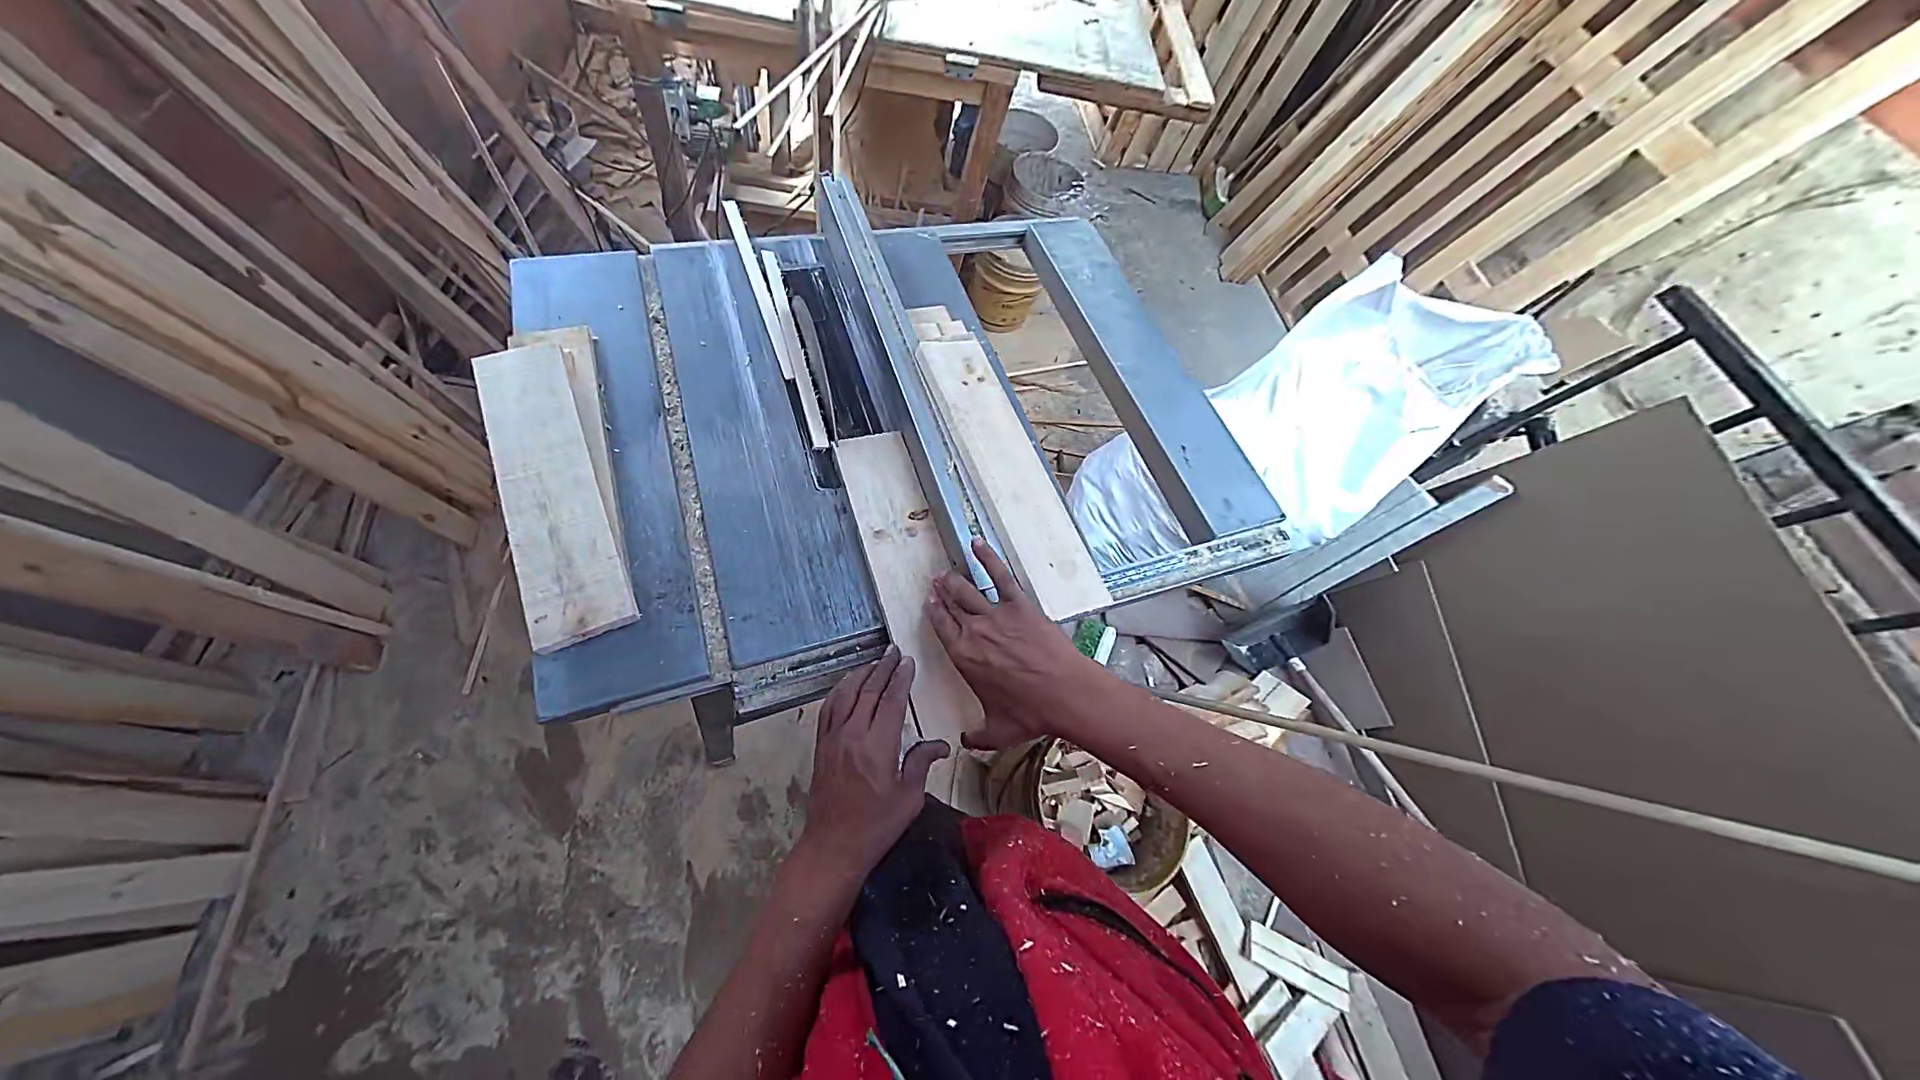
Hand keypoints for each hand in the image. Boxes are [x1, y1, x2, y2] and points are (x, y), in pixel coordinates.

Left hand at [796, 647, 949, 881]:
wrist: (833, 846)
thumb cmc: (876, 826)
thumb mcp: (909, 798)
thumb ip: (921, 763)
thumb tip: (941, 745)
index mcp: (877, 747)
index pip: (890, 701)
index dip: (900, 678)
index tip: (908, 662)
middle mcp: (852, 736)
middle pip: (868, 691)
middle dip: (883, 668)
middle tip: (894, 652)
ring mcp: (832, 739)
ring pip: (845, 695)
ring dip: (861, 675)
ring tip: (874, 662)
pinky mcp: (821, 746)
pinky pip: (829, 709)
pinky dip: (839, 691)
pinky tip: (848, 685)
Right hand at [926, 538, 1115, 750]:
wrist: (1065, 694)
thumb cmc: (1032, 713)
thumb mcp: (998, 731)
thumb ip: (977, 737)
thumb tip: (966, 743)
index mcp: (963, 657)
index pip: (941, 628)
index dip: (934, 614)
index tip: (930, 605)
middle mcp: (974, 633)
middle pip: (950, 606)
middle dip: (940, 594)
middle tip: (935, 585)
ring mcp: (996, 616)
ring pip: (966, 590)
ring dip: (953, 580)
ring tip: (946, 573)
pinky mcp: (1020, 606)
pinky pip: (1000, 576)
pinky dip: (987, 558)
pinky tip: (977, 544)